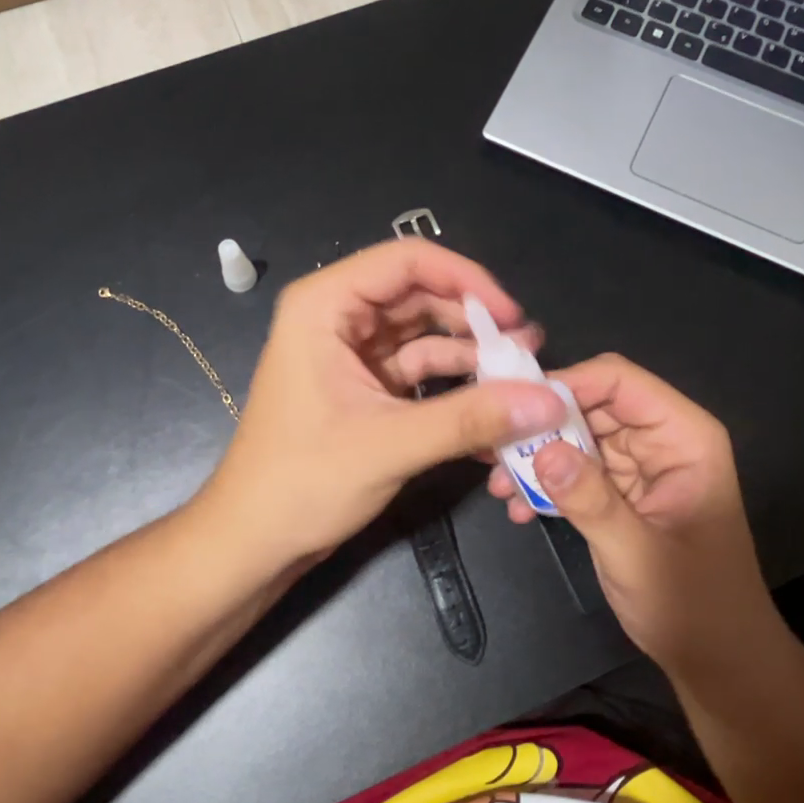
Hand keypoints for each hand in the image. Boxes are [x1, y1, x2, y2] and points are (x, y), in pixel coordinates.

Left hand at [201, 239, 566, 564]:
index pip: (407, 261)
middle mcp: (338, 318)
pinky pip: (419, 373)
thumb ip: (471, 418)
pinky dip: (454, 388)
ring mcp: (351, 354)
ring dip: (471, 355)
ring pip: (424, 335)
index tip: (512, 316)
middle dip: (476, 321)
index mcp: (325, 305)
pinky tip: (495, 411)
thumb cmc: (302, 482)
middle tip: (528, 351)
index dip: (466, 279)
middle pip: (420, 296)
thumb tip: (550, 400)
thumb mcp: (390, 445)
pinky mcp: (363, 389)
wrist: (252, 541)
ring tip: (524, 380)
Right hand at [486, 354, 776, 672]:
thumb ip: (591, 500)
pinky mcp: (621, 491)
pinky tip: (520, 508)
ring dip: (536, 456)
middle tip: (491, 452)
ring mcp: (640, 466)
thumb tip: (540, 449)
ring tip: (501, 487)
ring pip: (576, 435)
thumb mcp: (638, 555)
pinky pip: (576, 468)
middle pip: (590, 403)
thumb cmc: (694, 607)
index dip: (566, 384)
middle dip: (541, 424)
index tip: (512, 410)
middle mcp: (662, 440)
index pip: (619, 381)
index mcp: (684, 438)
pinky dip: (547, 482)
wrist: (718, 660)